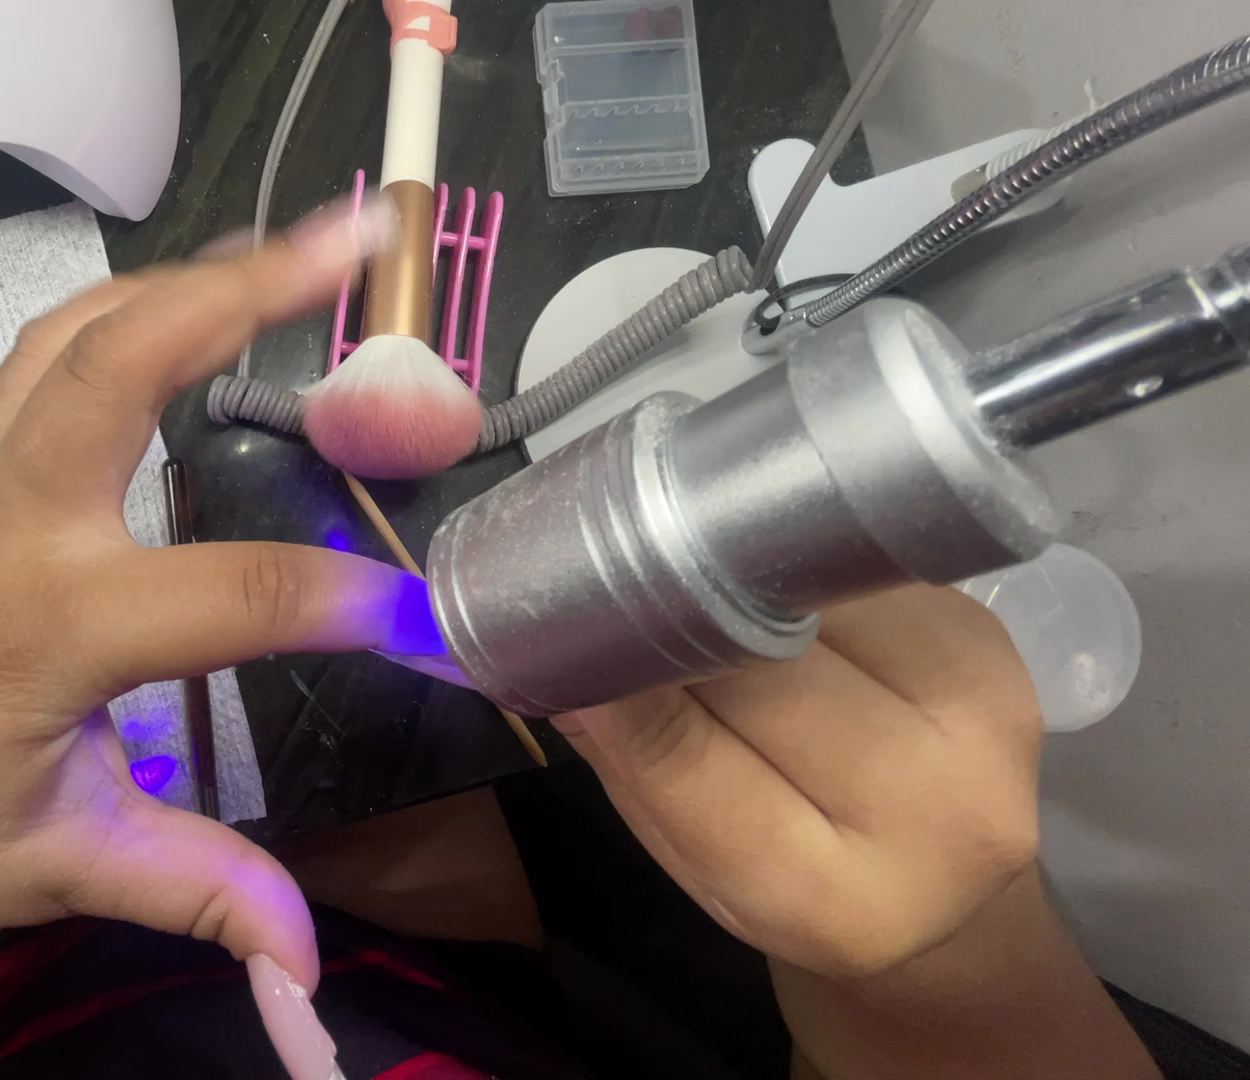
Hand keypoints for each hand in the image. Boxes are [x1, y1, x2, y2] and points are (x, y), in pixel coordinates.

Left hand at [0, 201, 419, 990]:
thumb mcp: (63, 864)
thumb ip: (199, 891)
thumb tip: (307, 970)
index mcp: (46, 623)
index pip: (237, 591)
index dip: (344, 602)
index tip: (426, 619)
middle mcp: (16, 516)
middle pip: (131, 356)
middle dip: (252, 287)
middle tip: (360, 244)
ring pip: (83, 327)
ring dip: (190, 278)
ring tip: (291, 254)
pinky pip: (51, 354)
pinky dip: (129, 311)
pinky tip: (185, 311)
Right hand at [554, 585, 1043, 978]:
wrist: (924, 868)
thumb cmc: (771, 857)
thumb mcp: (673, 836)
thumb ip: (616, 747)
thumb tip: (548, 650)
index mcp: (824, 899)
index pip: (684, 760)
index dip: (616, 687)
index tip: (556, 630)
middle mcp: (932, 819)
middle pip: (754, 671)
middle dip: (670, 617)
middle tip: (600, 577)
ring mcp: (981, 723)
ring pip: (803, 607)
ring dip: (725, 577)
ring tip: (670, 561)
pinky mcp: (986, 646)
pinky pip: (853, 575)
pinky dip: (782, 562)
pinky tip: (747, 566)